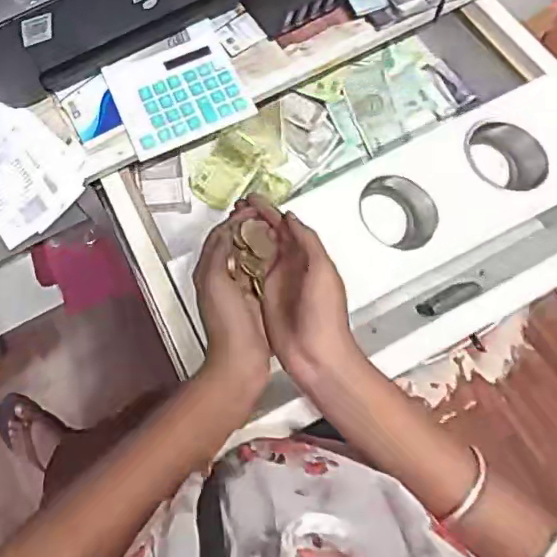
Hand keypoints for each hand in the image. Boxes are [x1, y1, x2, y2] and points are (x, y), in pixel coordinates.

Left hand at [191, 208, 272, 395]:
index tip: (251, 209)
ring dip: (260, 242)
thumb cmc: (226, 325)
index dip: (235, 221)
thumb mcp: (215, 281)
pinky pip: (261, 273)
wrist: (240, 361)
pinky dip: (269, 260)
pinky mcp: (254, 300)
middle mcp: (221, 277)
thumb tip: (225, 230)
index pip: (220, 236)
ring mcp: (239, 289)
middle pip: (234, 243)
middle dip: (248, 228)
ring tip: (275, 229)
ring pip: (248, 256)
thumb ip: (218, 253)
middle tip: (265, 214)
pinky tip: (281, 255)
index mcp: (209, 270)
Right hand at [236, 195, 357, 384]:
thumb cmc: (326, 318)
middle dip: (254, 219)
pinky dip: (240, 259)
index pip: (286, 226)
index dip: (269, 211)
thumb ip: (308, 242)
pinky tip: (230, 253)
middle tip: (238, 208)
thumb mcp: (323, 272)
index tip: (254, 199)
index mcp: (307, 258)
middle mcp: (291, 267)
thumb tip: (291, 219)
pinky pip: (250, 272)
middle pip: (270, 235)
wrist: (317, 356)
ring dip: (246, 235)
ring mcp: (277, 282)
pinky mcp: (264, 297)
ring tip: (231, 223)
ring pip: (259, 251)